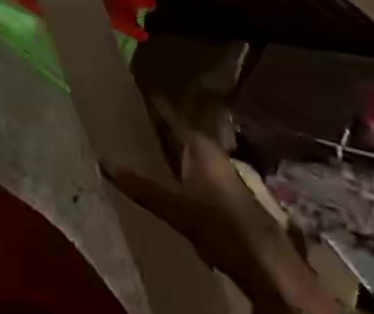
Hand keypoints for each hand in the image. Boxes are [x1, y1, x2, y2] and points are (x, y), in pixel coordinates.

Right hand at [108, 130, 339, 313]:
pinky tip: (160, 184)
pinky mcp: (224, 196)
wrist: (269, 269)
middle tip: (120, 131)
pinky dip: (175, 176)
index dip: (146, 110)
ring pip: (183, 158)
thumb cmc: (223, 228)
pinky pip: (191, 175)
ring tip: (134, 155)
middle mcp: (213, 153)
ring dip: (163, 157)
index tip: (119, 104)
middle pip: (175, 137)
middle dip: (151, 135)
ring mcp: (221, 174)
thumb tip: (103, 162)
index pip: (168, 117)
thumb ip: (141, 186)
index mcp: (201, 146)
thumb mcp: (176, 209)